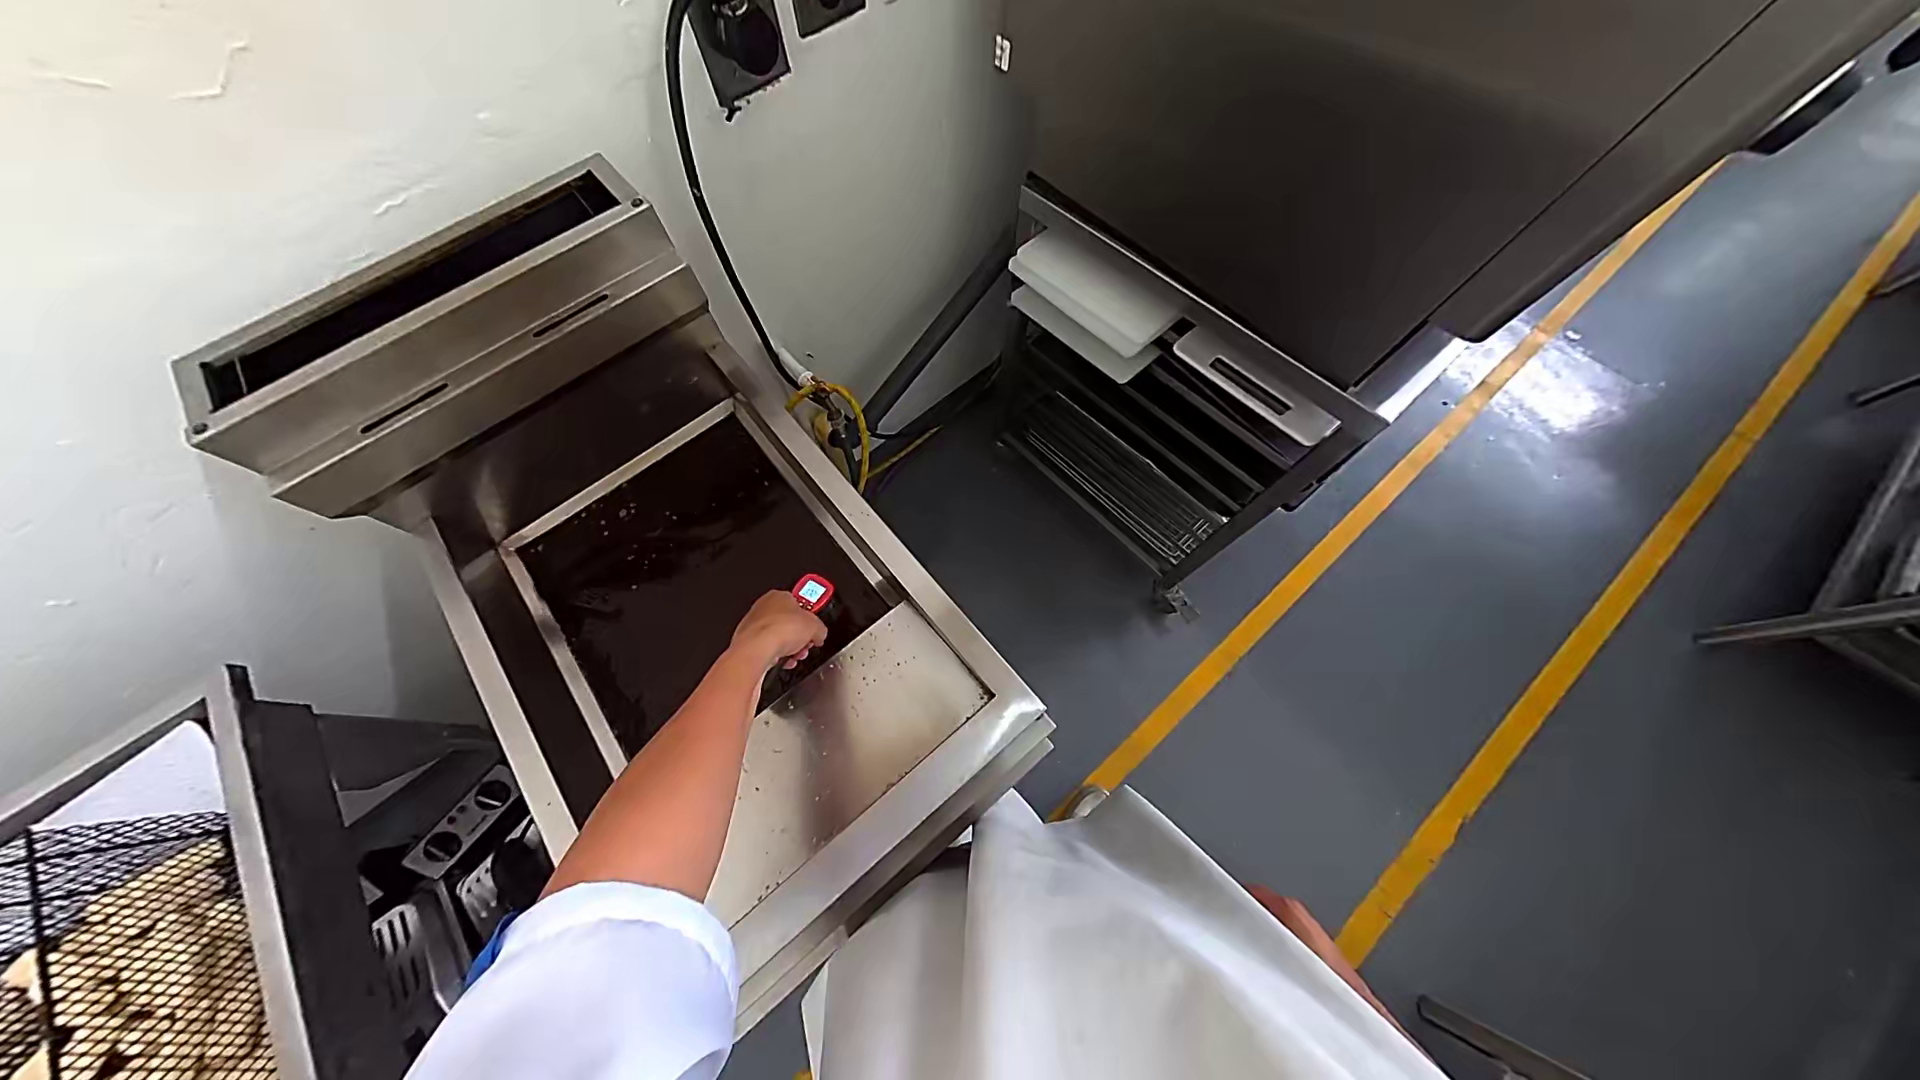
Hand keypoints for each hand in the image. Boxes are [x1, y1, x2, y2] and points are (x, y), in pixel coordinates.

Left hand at [730, 590, 828, 670]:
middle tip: (807, 643)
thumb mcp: (816, 627)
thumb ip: (820, 629)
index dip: (810, 618)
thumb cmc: (778, 630)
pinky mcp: (748, 643)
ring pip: (778, 638)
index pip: (800, 603)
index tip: (815, 628)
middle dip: (800, 636)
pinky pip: (767, 649)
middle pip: (789, 623)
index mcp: (779, 595)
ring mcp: (754, 625)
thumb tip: (820, 633)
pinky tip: (783, 661)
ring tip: (795, 655)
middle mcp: (764, 607)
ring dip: (790, 649)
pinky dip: (776, 656)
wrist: (756, 650)